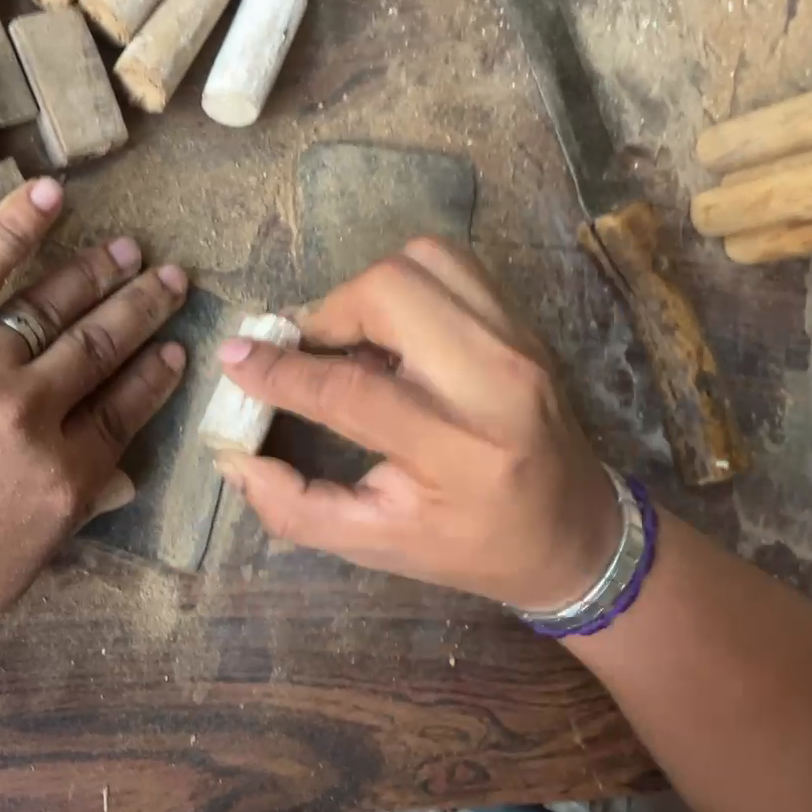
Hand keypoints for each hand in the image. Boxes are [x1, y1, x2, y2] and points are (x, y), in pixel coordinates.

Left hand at [0, 179, 190, 692]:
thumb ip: (66, 519)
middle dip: (142, 309)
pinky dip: (13, 227)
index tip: (176, 349)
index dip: (154, 378)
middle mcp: (31, 415)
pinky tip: (48, 195)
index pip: (123, 414)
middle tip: (172, 277)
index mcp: (59, 482)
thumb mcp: (2, 579)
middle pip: (100, 348)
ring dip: (96, 271)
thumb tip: (121, 478)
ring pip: (51, 304)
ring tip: (129, 248)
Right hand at [212, 238, 619, 609]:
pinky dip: (402, 285)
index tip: (233, 358)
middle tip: (307, 351)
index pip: (350, 391)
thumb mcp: (373, 547)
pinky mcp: (523, 324)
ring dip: (364, 294)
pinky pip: (449, 266)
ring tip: (349, 341)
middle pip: (391, 293)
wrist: (578, 533)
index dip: (279, 371)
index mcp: (458, 452)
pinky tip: (389, 332)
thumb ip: (294, 508)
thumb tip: (234, 458)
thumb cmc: (467, 545)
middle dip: (328, 313)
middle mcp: (496, 383)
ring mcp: (519, 342)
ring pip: (421, 263)